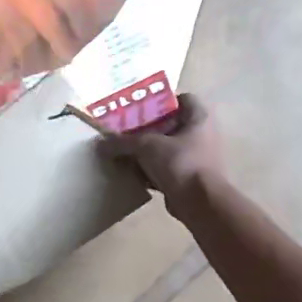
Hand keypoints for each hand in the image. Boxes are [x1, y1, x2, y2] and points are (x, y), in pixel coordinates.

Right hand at [101, 92, 224, 200]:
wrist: (199, 202)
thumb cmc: (180, 163)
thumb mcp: (147, 146)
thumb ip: (123, 142)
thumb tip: (100, 143)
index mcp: (199, 118)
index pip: (183, 99)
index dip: (162, 101)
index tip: (141, 110)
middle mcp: (201, 134)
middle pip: (170, 125)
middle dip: (147, 129)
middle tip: (125, 133)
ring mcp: (196, 157)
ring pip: (166, 149)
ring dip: (146, 152)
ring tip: (124, 154)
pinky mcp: (188, 178)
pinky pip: (165, 169)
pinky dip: (149, 171)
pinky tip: (132, 175)